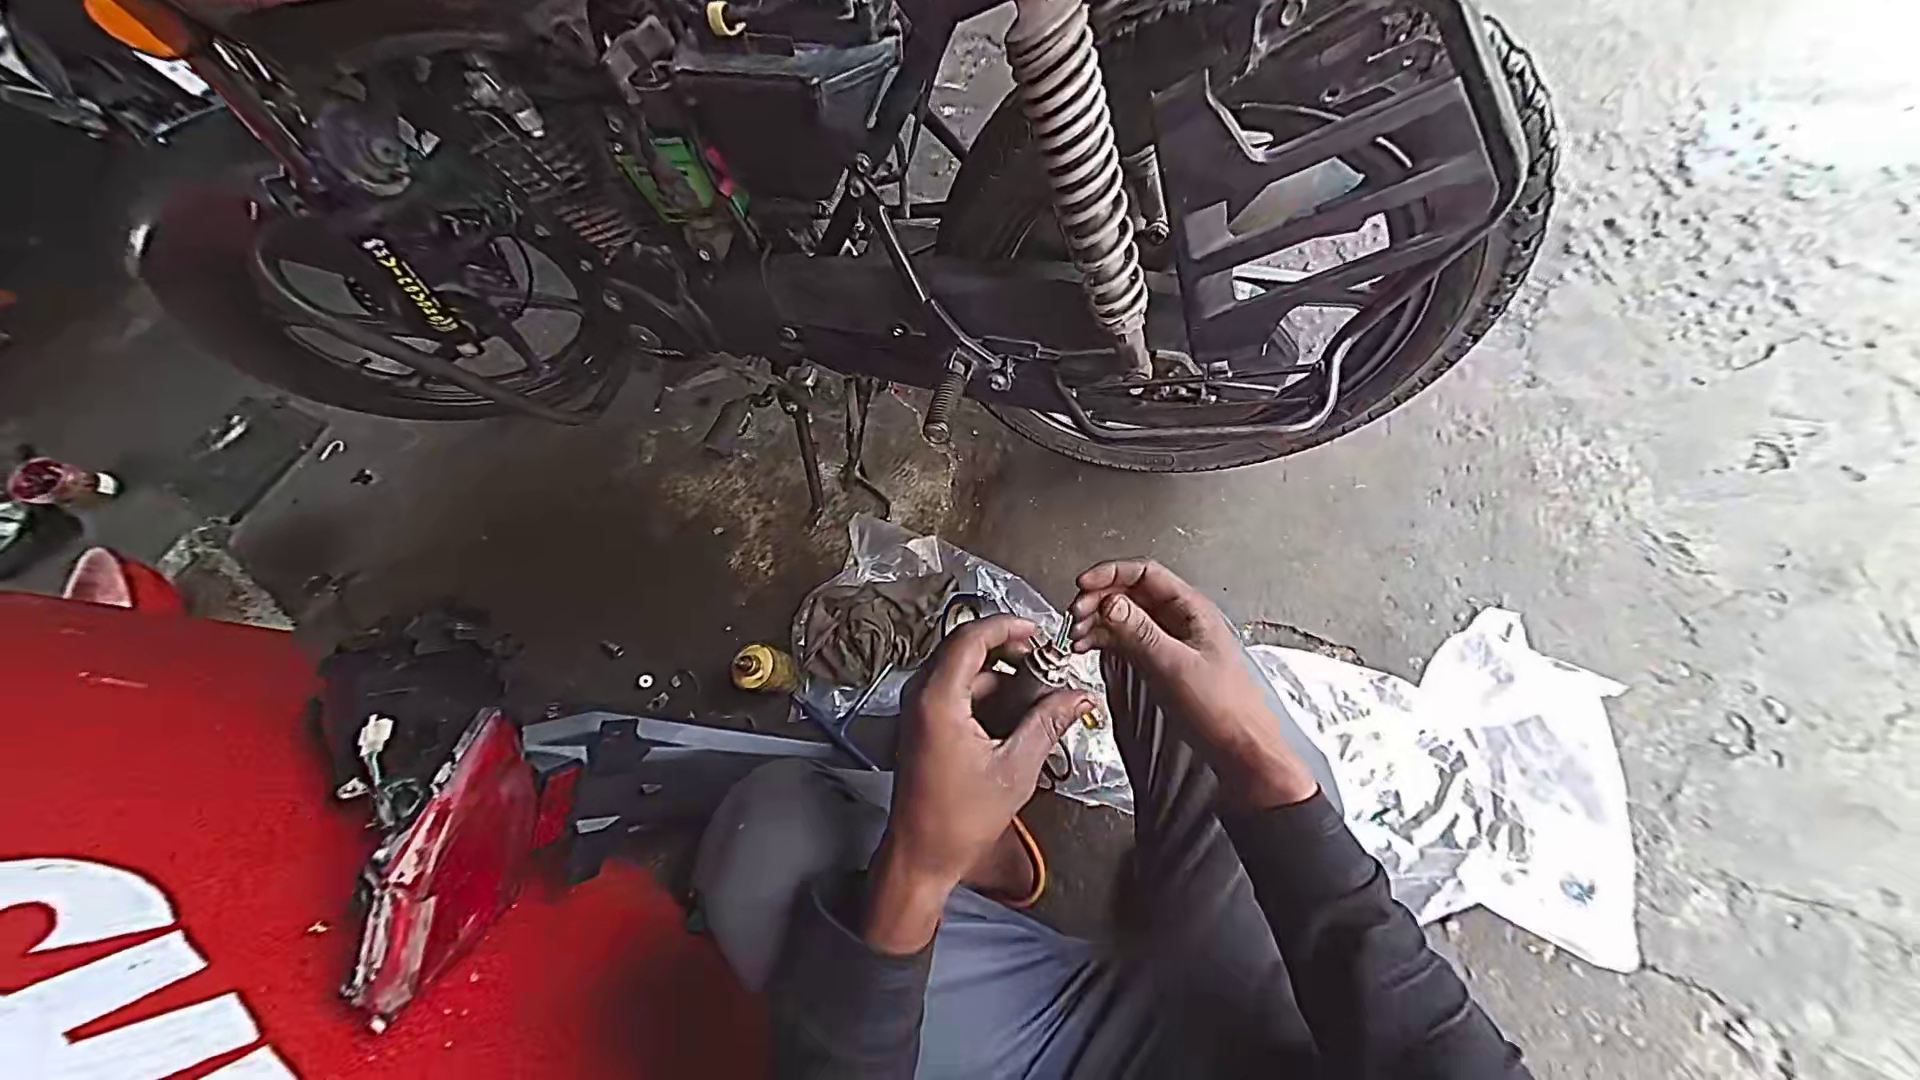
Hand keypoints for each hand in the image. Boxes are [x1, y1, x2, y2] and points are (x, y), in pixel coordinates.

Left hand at [865, 615, 1092, 953]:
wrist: (919, 856)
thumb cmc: (957, 821)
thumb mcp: (1015, 769)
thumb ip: (1047, 724)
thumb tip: (1077, 697)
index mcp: (938, 700)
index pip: (970, 638)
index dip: (1006, 626)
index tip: (1036, 630)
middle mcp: (921, 696)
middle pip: (965, 648)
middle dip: (1006, 647)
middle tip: (1041, 658)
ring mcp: (919, 708)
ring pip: (962, 668)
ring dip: (998, 670)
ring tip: (1035, 687)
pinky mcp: (923, 721)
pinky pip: (955, 688)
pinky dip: (985, 690)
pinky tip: (1013, 710)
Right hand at [1069, 559, 1317, 811]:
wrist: (1240, 752)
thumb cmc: (1223, 710)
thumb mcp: (1174, 665)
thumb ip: (1139, 631)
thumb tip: (1109, 601)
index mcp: (1191, 610)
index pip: (1145, 574)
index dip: (1110, 574)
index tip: (1083, 585)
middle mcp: (1179, 619)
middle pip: (1130, 592)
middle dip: (1098, 599)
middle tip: (1076, 614)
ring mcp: (1168, 639)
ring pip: (1123, 616)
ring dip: (1097, 620)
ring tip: (1077, 634)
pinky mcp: (1159, 659)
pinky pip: (1124, 638)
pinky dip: (1103, 639)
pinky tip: (1087, 646)